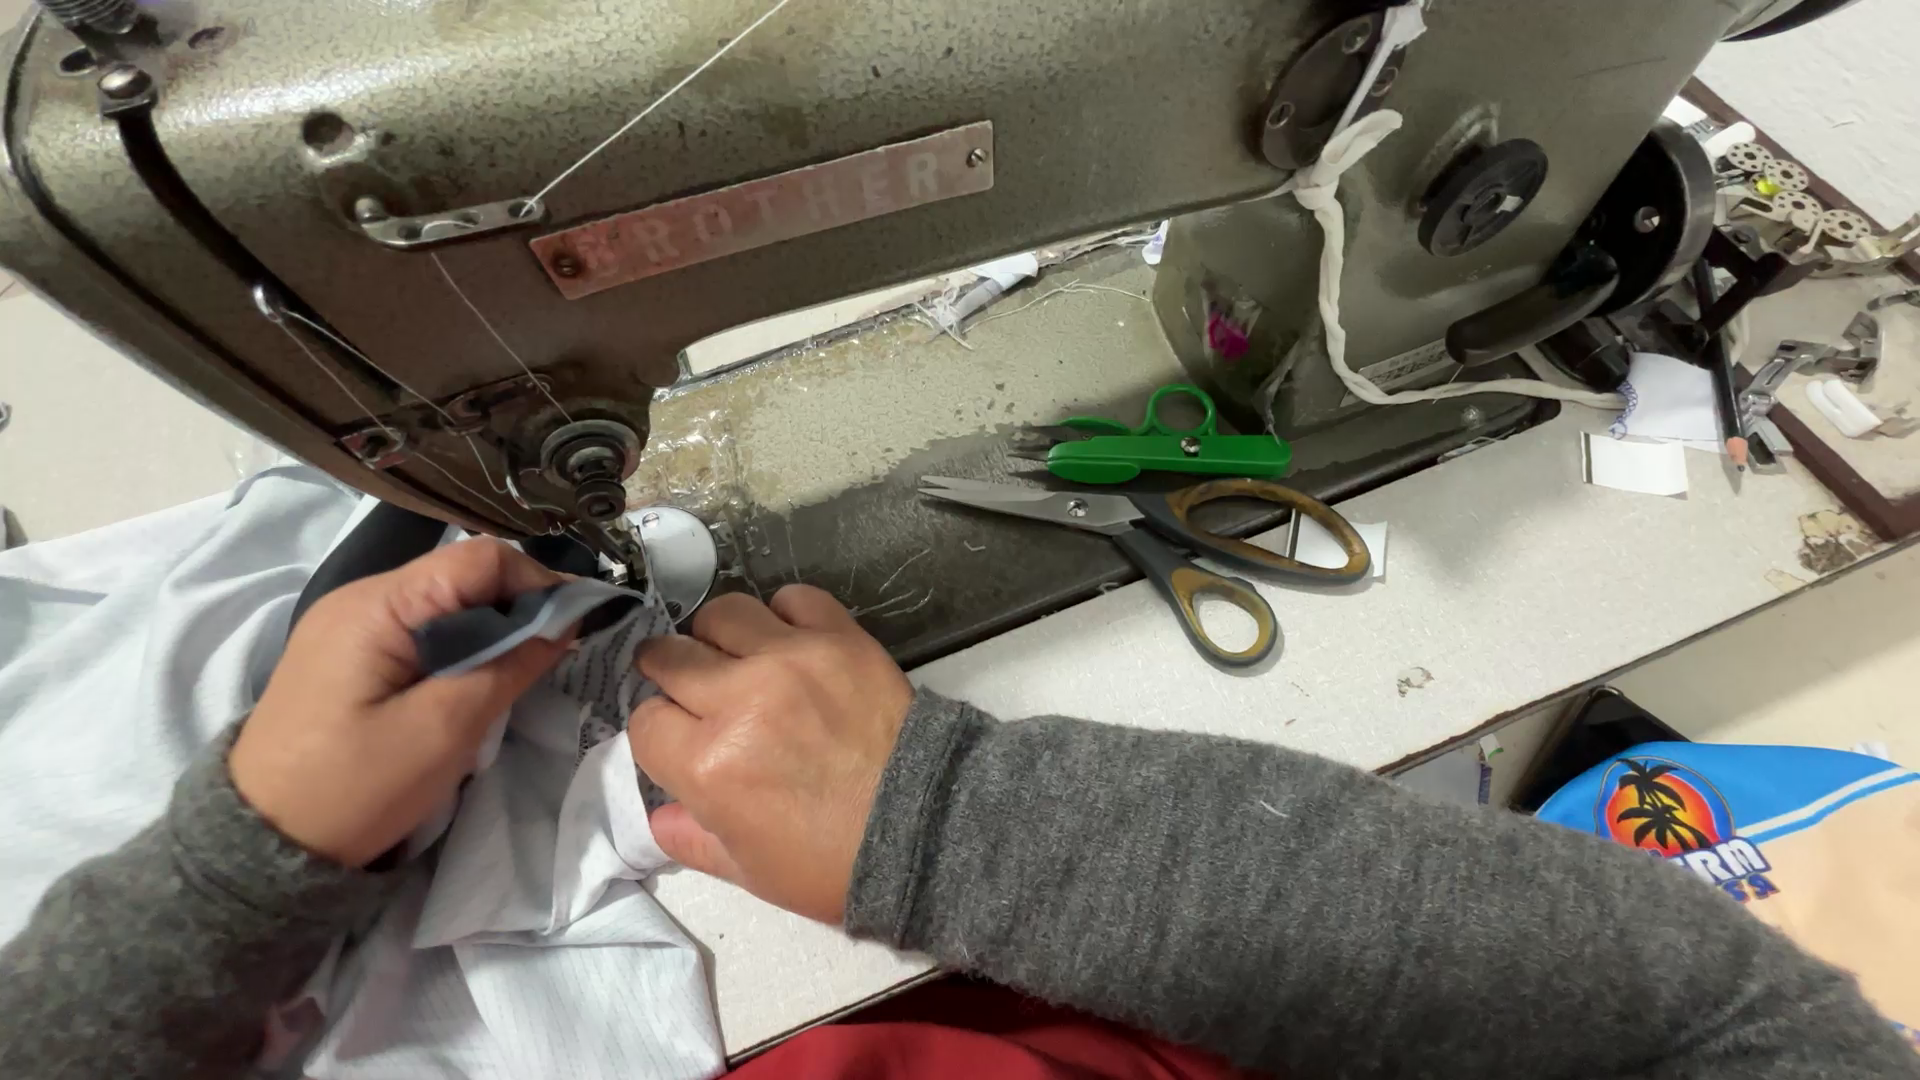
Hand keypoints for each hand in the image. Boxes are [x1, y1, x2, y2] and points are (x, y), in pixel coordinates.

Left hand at [231, 538, 570, 866]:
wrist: (262, 850)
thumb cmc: (356, 786)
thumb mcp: (448, 726)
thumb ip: (513, 663)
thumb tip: (569, 620)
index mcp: (378, 607)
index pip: (482, 559)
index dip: (539, 582)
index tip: (575, 624)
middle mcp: (364, 599)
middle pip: (469, 573)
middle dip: (524, 604)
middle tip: (559, 648)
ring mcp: (356, 624)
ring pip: (454, 598)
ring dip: (499, 624)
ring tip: (528, 663)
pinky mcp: (357, 650)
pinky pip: (432, 623)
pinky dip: (472, 639)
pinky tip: (486, 672)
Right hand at [630, 586, 913, 922]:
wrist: (923, 823)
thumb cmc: (833, 860)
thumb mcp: (748, 872)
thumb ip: (691, 839)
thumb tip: (660, 816)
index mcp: (707, 764)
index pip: (646, 722)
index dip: (660, 732)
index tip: (680, 736)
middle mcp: (741, 698)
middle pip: (671, 655)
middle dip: (669, 670)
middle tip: (692, 683)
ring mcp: (792, 659)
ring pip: (724, 613)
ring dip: (720, 635)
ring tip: (738, 656)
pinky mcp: (840, 637)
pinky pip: (796, 598)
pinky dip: (786, 614)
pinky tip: (791, 640)